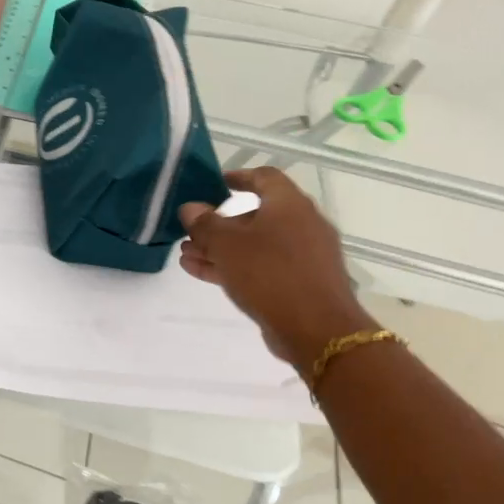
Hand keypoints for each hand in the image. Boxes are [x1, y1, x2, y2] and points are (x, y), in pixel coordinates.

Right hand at [178, 168, 376, 368]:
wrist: (315, 327)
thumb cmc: (268, 273)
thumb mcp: (226, 244)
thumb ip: (205, 223)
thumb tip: (192, 208)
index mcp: (289, 206)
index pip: (265, 178)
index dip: (239, 177)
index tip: (215, 183)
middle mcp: (302, 224)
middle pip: (257, 215)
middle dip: (220, 223)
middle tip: (190, 231)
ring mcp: (304, 254)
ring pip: (256, 243)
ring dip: (221, 247)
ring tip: (188, 255)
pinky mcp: (300, 280)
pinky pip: (262, 264)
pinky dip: (234, 264)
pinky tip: (201, 271)